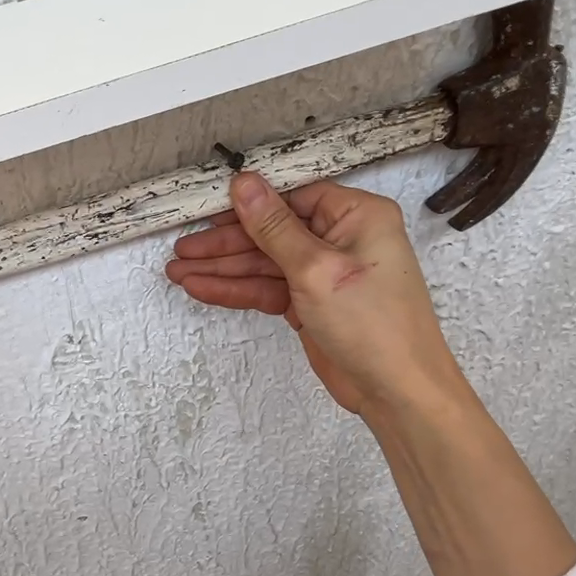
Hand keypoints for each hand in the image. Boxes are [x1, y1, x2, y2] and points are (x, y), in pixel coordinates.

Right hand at [166, 173, 463, 415]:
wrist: (398, 393)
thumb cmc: (373, 324)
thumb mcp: (315, 269)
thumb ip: (273, 226)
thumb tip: (244, 182)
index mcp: (356, 215)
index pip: (291, 197)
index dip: (247, 204)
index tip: (206, 209)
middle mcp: (341, 238)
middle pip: (270, 232)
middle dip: (224, 244)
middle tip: (182, 249)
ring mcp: (323, 272)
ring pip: (262, 263)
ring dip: (222, 269)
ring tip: (177, 272)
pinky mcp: (309, 302)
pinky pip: (266, 288)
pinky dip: (236, 290)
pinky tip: (201, 289)